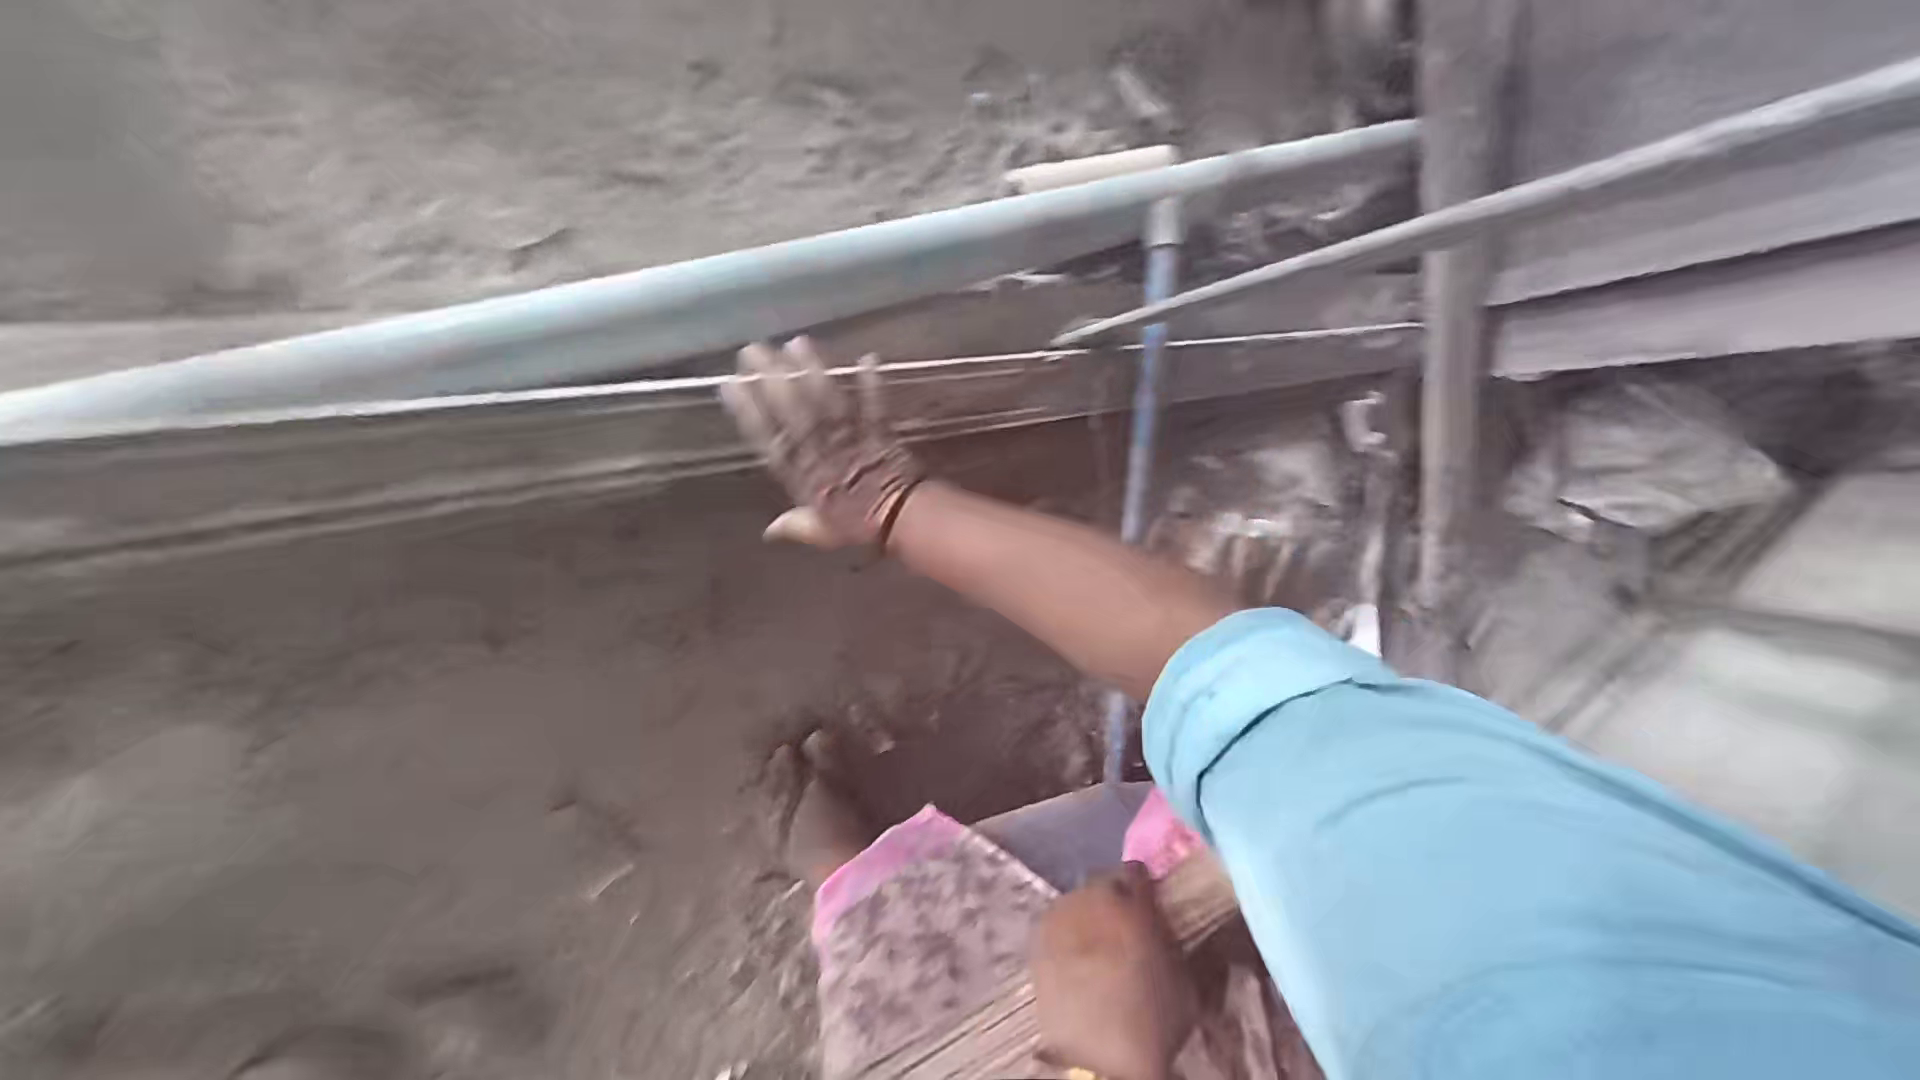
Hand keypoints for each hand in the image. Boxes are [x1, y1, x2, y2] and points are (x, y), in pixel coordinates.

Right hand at [720, 337, 925, 549]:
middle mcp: (823, 452)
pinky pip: (875, 405)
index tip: (731, 385)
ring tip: (797, 343)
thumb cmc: (858, 527)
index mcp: (804, 477)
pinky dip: (873, 383)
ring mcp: (852, 439)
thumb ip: (795, 526)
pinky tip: (867, 358)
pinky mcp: (880, 432)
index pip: (770, 440)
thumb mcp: (821, 532)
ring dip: (813, 371)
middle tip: (754, 350)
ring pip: (828, 402)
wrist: (901, 521)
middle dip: (772, 379)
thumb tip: (769, 532)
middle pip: (794, 412)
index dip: (749, 412)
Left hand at [1031, 863, 1194, 1079]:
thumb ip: (1164, 936)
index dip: (1141, 886)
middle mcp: (1095, 897)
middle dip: (1112, 901)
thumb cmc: (1155, 1022)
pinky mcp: (1039, 936)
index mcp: (1134, 902)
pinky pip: (1056, 925)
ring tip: (1094, 949)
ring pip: (1077, 902)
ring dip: (1087, 917)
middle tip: (1120, 930)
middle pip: (1103, 884)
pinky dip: (1066, 937)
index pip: (1136, 871)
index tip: (1144, 900)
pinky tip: (1073, 962)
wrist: (1103, 1058)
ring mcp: (1063, 914)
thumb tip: (1154, 922)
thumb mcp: (1182, 976)